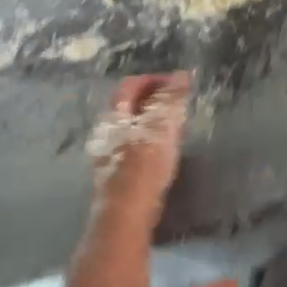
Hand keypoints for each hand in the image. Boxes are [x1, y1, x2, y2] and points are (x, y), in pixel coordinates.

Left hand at [85, 73, 191, 231]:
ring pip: (132, 127)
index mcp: (114, 115)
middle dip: (155, 100)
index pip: (130, 85)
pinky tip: (165, 151)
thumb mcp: (162, 125)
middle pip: (130, 106)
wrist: (126, 212)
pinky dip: (150, 140)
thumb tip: (181, 74)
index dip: (155, 79)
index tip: (178, 85)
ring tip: (177, 127)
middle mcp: (106, 130)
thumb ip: (171, 97)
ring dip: (154, 121)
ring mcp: (108, 153)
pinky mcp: (115, 172)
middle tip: (180, 105)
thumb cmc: (143, 164)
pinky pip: (134, 146)